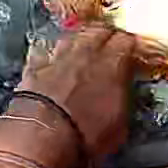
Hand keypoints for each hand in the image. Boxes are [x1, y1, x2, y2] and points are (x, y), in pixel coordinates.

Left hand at [0, 27, 139, 167]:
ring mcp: (58, 57)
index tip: (134, 52)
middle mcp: (86, 54)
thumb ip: (123, 100)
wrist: (43, 136)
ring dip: (80, 41)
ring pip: (72, 36)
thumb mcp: (120, 124)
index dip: (131, 45)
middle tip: (112, 46)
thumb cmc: (85, 134)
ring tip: (84, 49)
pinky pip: (44, 50)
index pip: (126, 40)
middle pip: (99, 31)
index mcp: (113, 64)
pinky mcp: (34, 67)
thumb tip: (124, 96)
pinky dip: (51, 53)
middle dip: (107, 36)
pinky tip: (52, 59)